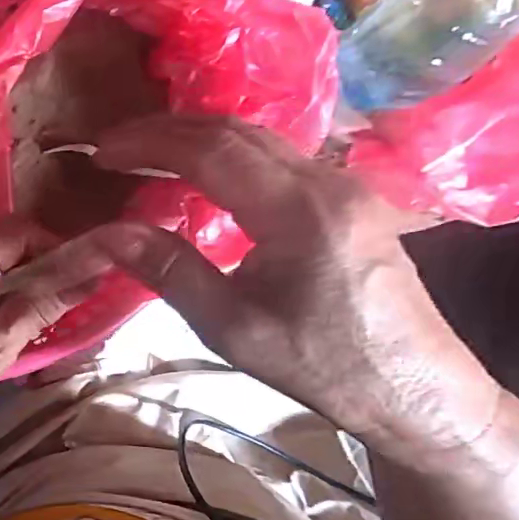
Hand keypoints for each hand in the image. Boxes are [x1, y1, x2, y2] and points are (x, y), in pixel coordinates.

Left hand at [0, 220, 91, 456]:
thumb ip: (41, 308)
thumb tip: (87, 279)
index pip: (18, 229)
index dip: (52, 241)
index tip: (76, 269)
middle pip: (2, 237)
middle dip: (37, 257)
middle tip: (63, 290)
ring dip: (16, 270)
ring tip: (40, 302)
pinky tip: (6, 308)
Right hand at [91, 114, 501, 455]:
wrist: (416, 390)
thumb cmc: (320, 365)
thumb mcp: (232, 328)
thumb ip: (170, 272)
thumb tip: (107, 232)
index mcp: (298, 210)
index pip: (211, 150)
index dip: (149, 143)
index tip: (102, 152)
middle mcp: (326, 180)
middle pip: (234, 129)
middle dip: (166, 129)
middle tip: (114, 145)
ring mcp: (344, 184)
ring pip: (258, 136)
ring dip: (196, 136)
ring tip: (145, 153)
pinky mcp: (348, 197)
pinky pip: (276, 155)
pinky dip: (225, 151)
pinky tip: (200, 171)